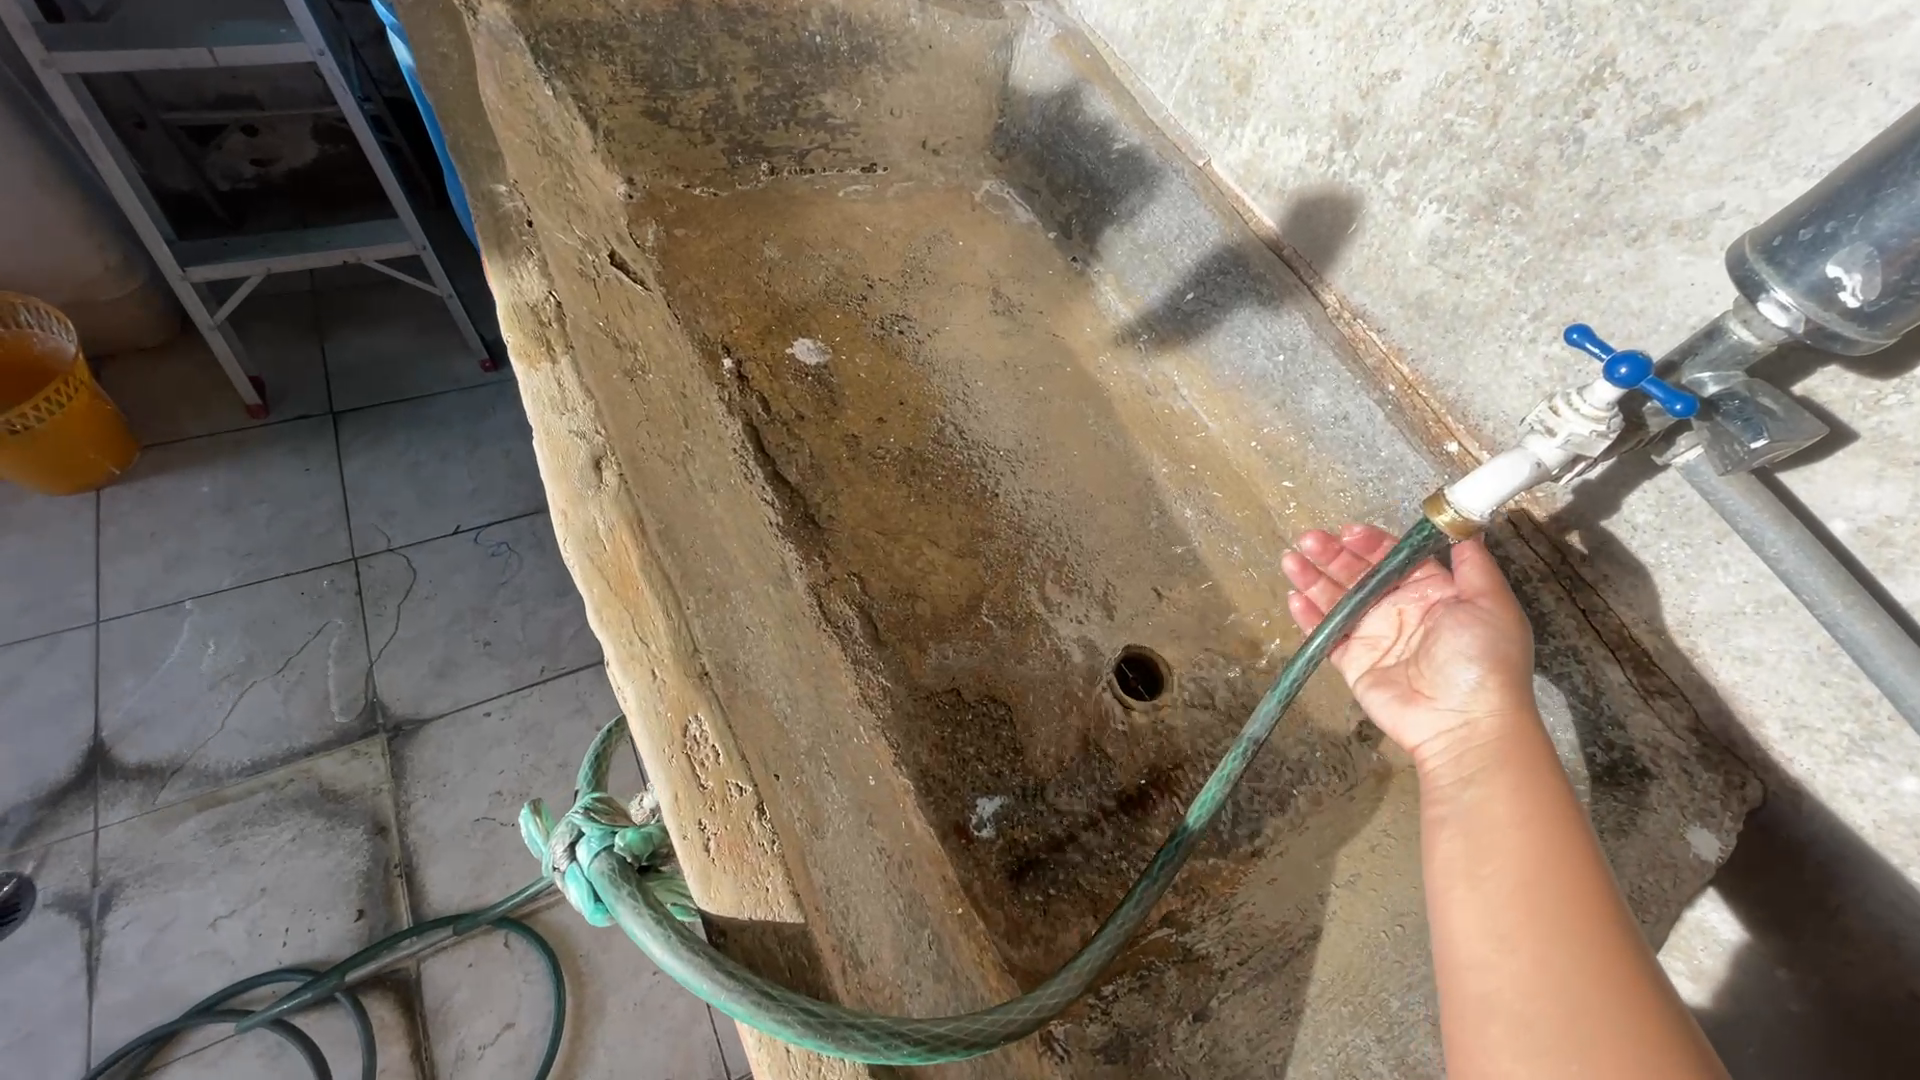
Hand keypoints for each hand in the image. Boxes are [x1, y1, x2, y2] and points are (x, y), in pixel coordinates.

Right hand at [1282, 524, 1535, 769]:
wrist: (1463, 722)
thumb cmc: (1482, 661)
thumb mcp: (1490, 605)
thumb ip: (1473, 566)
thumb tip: (1466, 528)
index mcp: (1432, 593)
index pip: (1393, 559)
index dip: (1369, 544)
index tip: (1347, 532)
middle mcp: (1399, 610)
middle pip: (1358, 575)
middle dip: (1332, 555)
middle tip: (1308, 540)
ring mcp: (1373, 636)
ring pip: (1335, 600)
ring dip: (1312, 578)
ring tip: (1290, 561)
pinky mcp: (1352, 662)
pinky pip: (1325, 635)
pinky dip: (1307, 617)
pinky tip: (1293, 598)